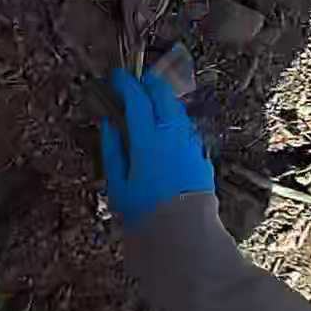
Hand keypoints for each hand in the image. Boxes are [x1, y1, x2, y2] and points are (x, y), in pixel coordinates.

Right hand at [98, 66, 214, 225]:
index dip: (126, 82)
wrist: (186, 234)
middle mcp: (173, 133)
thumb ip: (113, 148)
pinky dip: (174, 115)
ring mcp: (190, 140)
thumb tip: (109, 125)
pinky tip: (166, 125)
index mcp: (148, 138)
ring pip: (177, 105)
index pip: (137, 97)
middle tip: (135, 82)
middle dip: (148, 82)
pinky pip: (186, 123)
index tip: (118, 76)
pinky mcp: (201, 151)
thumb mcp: (118, 184)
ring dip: (163, 97)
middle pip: (162, 92)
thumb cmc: (147, 213)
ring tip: (150, 100)